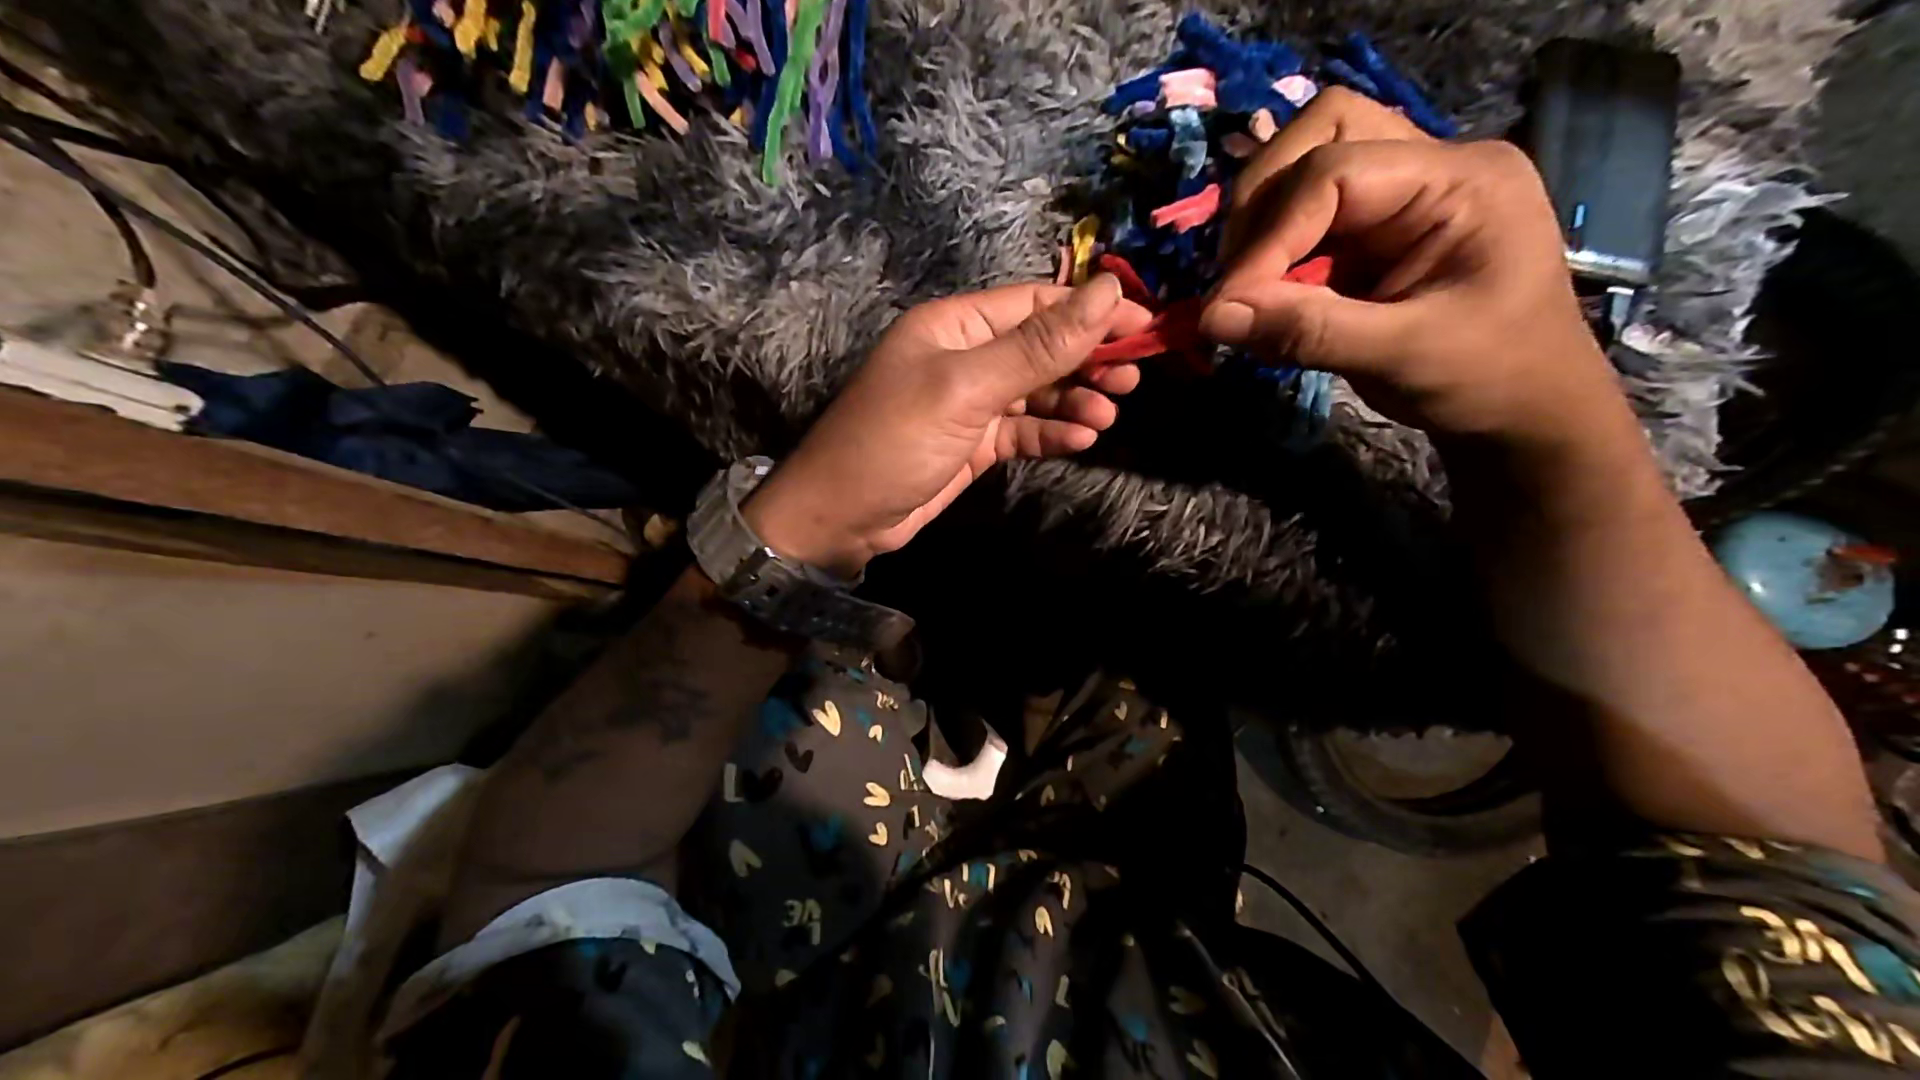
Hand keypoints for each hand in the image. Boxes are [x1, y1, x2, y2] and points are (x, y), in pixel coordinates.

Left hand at [741, 275, 1149, 576]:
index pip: (1034, 304)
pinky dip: (1052, 433)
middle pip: (1040, 347)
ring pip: (1036, 393)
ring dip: (1074, 400)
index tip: (1142, 325)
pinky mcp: (973, 445)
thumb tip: (1106, 294)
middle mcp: (964, 358)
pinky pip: (1022, 431)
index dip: (1088, 312)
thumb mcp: (966, 388)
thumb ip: (1036, 347)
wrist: (841, 518)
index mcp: (954, 326)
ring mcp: (969, 404)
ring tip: (1107, 415)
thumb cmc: (895, 440)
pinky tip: (1081, 438)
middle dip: (1086, 360)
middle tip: (1130, 379)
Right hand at [1201, 111, 1625, 444]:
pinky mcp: (1368, 234)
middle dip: (1260, 205)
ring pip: (1301, 170)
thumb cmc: (1487, 376)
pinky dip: (1268, 258)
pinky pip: (1299, 223)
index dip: (1268, 235)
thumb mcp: (1401, 355)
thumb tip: (1212, 318)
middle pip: (1318, 135)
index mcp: (1458, 180)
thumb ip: (1308, 330)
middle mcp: (1426, 169)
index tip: (1228, 305)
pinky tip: (1264, 302)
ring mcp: (1396, 198)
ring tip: (1246, 292)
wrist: (1522, 406)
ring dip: (1258, 228)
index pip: (1334, 171)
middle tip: (1236, 279)